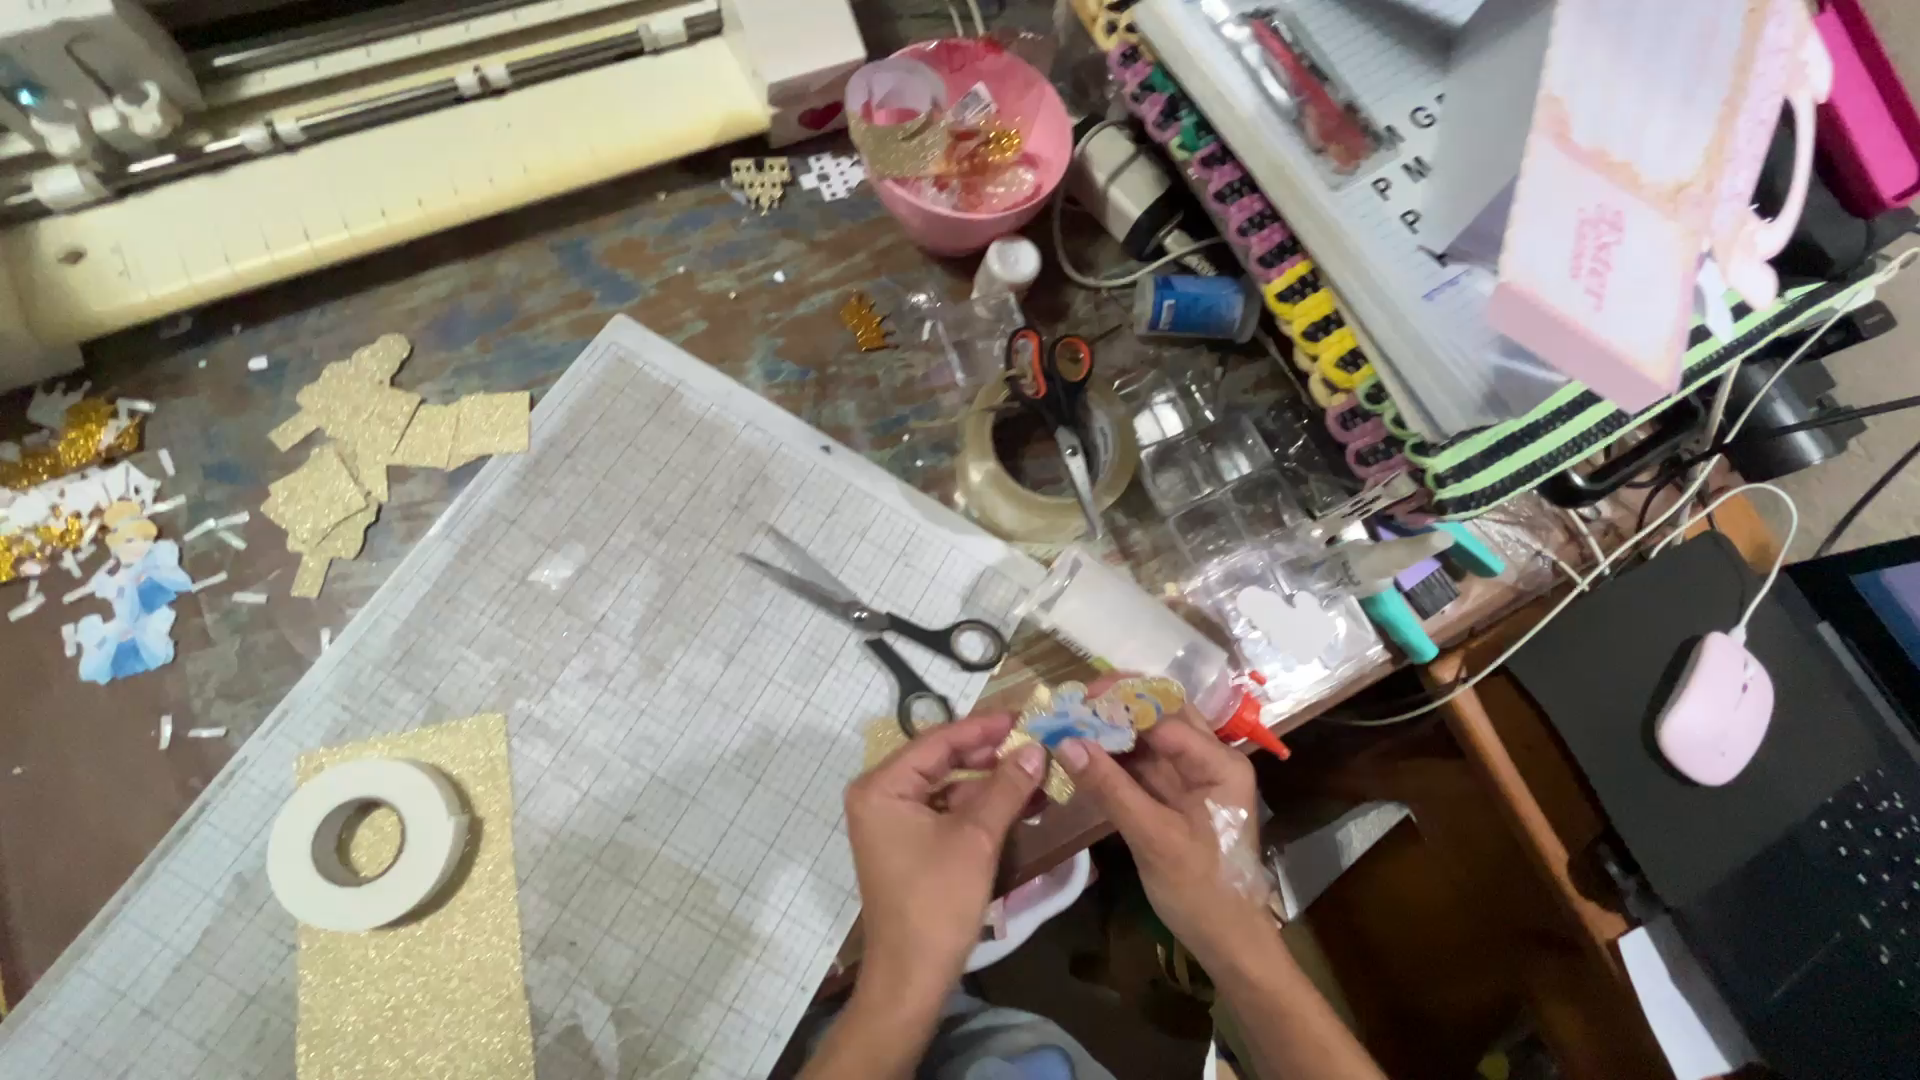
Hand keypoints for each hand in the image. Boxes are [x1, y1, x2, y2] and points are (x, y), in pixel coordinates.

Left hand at [844, 712, 1046, 1004]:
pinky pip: (943, 811)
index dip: (982, 728)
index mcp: (881, 786)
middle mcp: (878, 795)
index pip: (937, 741)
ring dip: (988, 783)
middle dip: (988, 755)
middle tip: (1031, 743)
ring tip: (1033, 774)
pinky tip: (1015, 804)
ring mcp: (890, 821)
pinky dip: (977, 807)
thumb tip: (1035, 748)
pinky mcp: (905, 843)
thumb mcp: (977, 838)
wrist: (911, 978)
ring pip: (945, 786)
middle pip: (940, 760)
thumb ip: (1006, 787)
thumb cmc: (937, 901)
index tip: (1022, 716)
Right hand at [1054, 699, 1270, 968]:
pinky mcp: (1174, 791)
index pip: (1165, 717)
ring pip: (1149, 733)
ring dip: (1112, 726)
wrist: (1229, 942)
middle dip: (1117, 704)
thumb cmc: (1203, 892)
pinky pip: (1141, 759)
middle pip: (1161, 713)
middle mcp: (1210, 758)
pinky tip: (1084, 750)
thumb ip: (1110, 788)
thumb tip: (1064, 742)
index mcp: (1219, 763)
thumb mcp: (1154, 839)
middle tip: (1072, 704)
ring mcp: (1192, 773)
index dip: (1120, 704)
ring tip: (1070, 721)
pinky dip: (1113, 753)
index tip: (1076, 702)